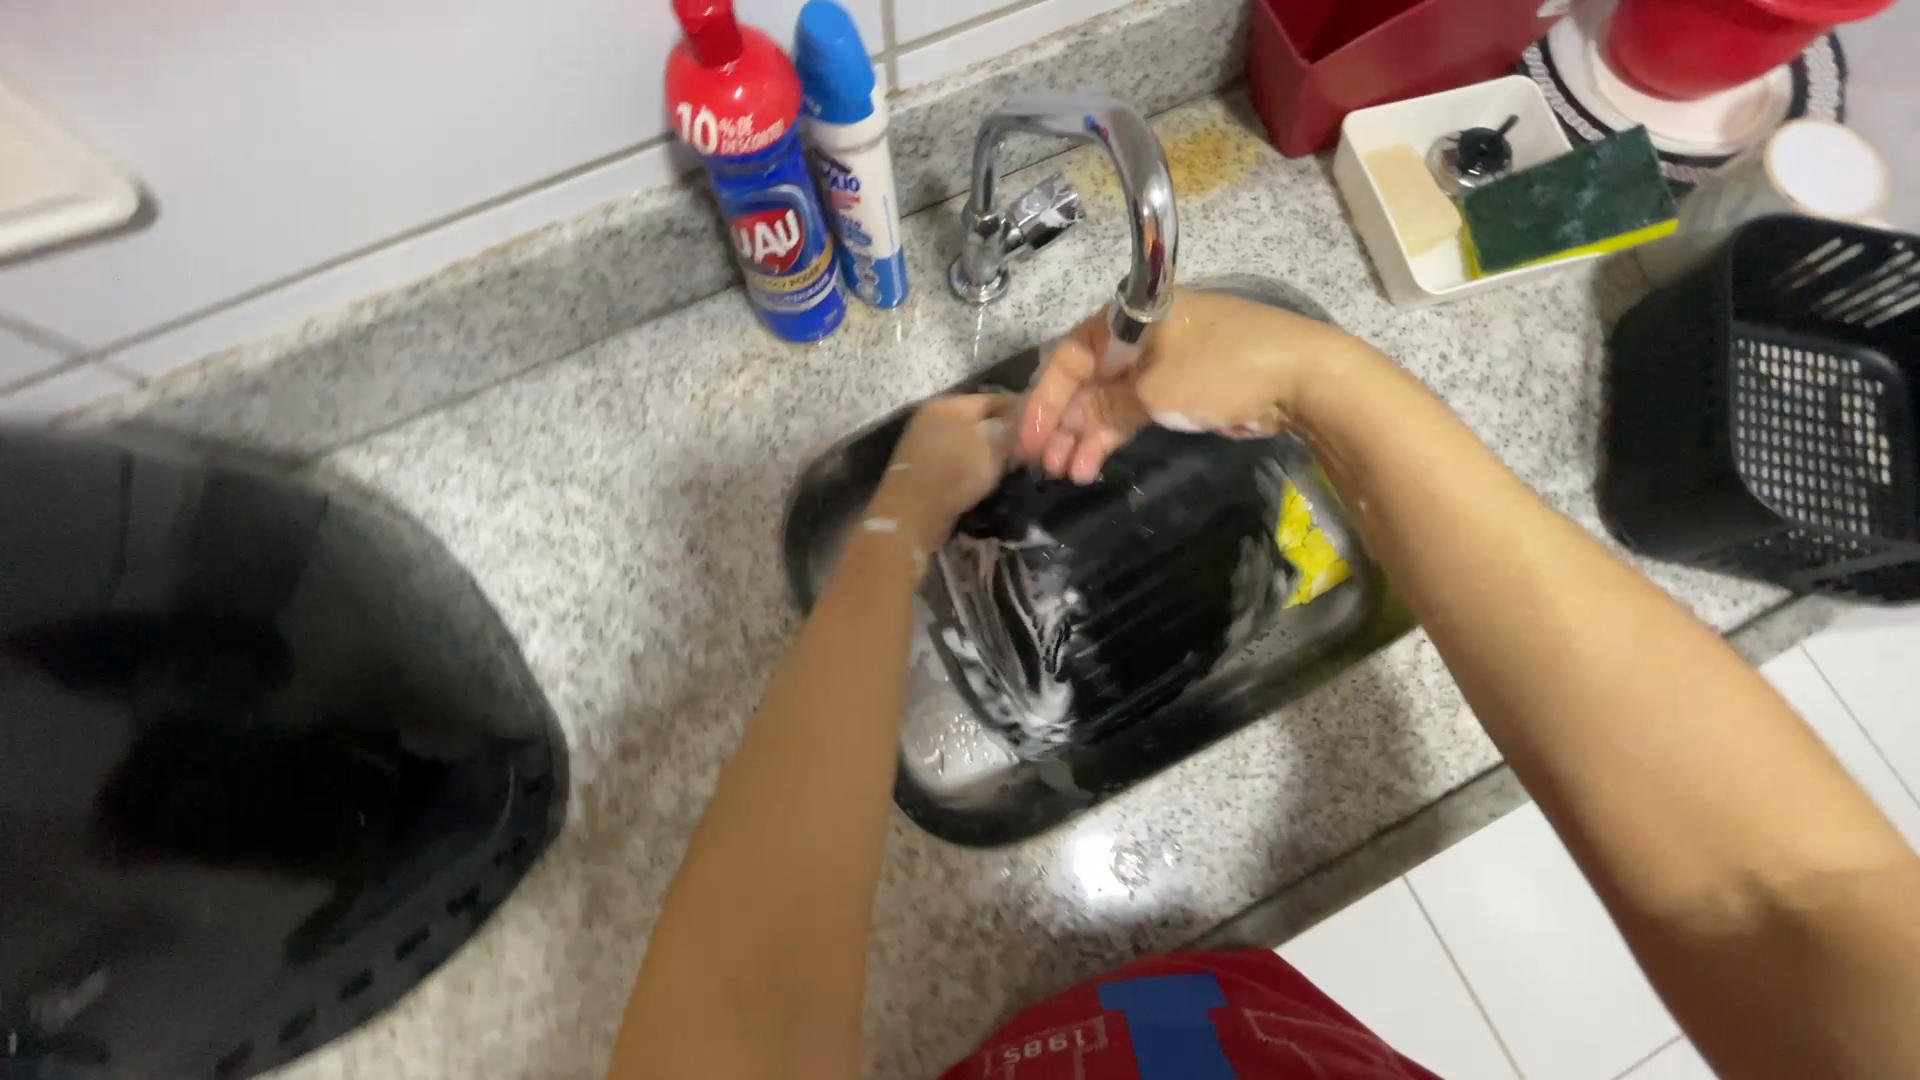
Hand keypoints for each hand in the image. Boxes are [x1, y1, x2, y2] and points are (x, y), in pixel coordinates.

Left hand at [867, 393, 1018, 552]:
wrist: (913, 514)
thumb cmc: (955, 472)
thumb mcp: (992, 445)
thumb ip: (1012, 427)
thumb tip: (1026, 418)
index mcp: (948, 403)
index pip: (994, 398)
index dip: (1021, 410)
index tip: (1043, 426)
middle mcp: (933, 416)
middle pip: (979, 419)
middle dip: (1004, 432)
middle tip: (1030, 448)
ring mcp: (924, 442)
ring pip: (968, 440)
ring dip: (989, 451)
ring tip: (1012, 465)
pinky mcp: (922, 467)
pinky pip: (956, 459)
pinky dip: (972, 466)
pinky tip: (986, 478)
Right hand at [1021, 289, 1370, 482]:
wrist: (1301, 379)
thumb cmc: (1222, 368)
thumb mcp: (1154, 390)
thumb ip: (1106, 408)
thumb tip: (1073, 424)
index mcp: (1129, 318)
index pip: (1070, 356)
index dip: (1045, 398)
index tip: (1030, 437)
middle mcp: (1137, 338)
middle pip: (1085, 381)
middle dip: (1063, 423)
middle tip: (1044, 463)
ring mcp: (1157, 365)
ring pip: (1106, 402)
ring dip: (1084, 436)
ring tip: (1067, 473)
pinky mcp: (1175, 391)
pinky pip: (1130, 413)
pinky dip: (1111, 436)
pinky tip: (1091, 464)